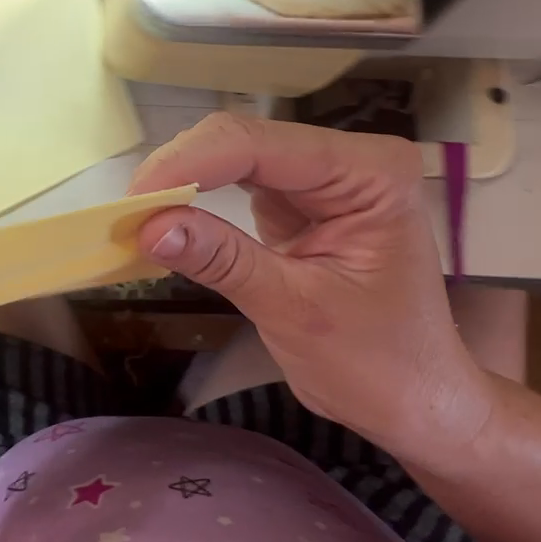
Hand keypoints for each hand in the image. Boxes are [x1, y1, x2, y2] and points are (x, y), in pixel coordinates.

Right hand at [130, 113, 491, 456]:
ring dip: (181, 181)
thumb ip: (223, 260)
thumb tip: (149, 226)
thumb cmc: (378, 363)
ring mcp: (321, 178)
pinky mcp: (298, 200)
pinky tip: (166, 214)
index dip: (189, 164)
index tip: (133, 202)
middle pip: (242, 140)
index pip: (260, 146)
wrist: (414, 401)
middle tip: (126, 214)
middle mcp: (346, 160)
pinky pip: (233, 182)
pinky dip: (195, 197)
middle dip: (180, 170)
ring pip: (230, 155)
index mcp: (368, 173)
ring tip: (137, 215)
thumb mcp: (295, 311)